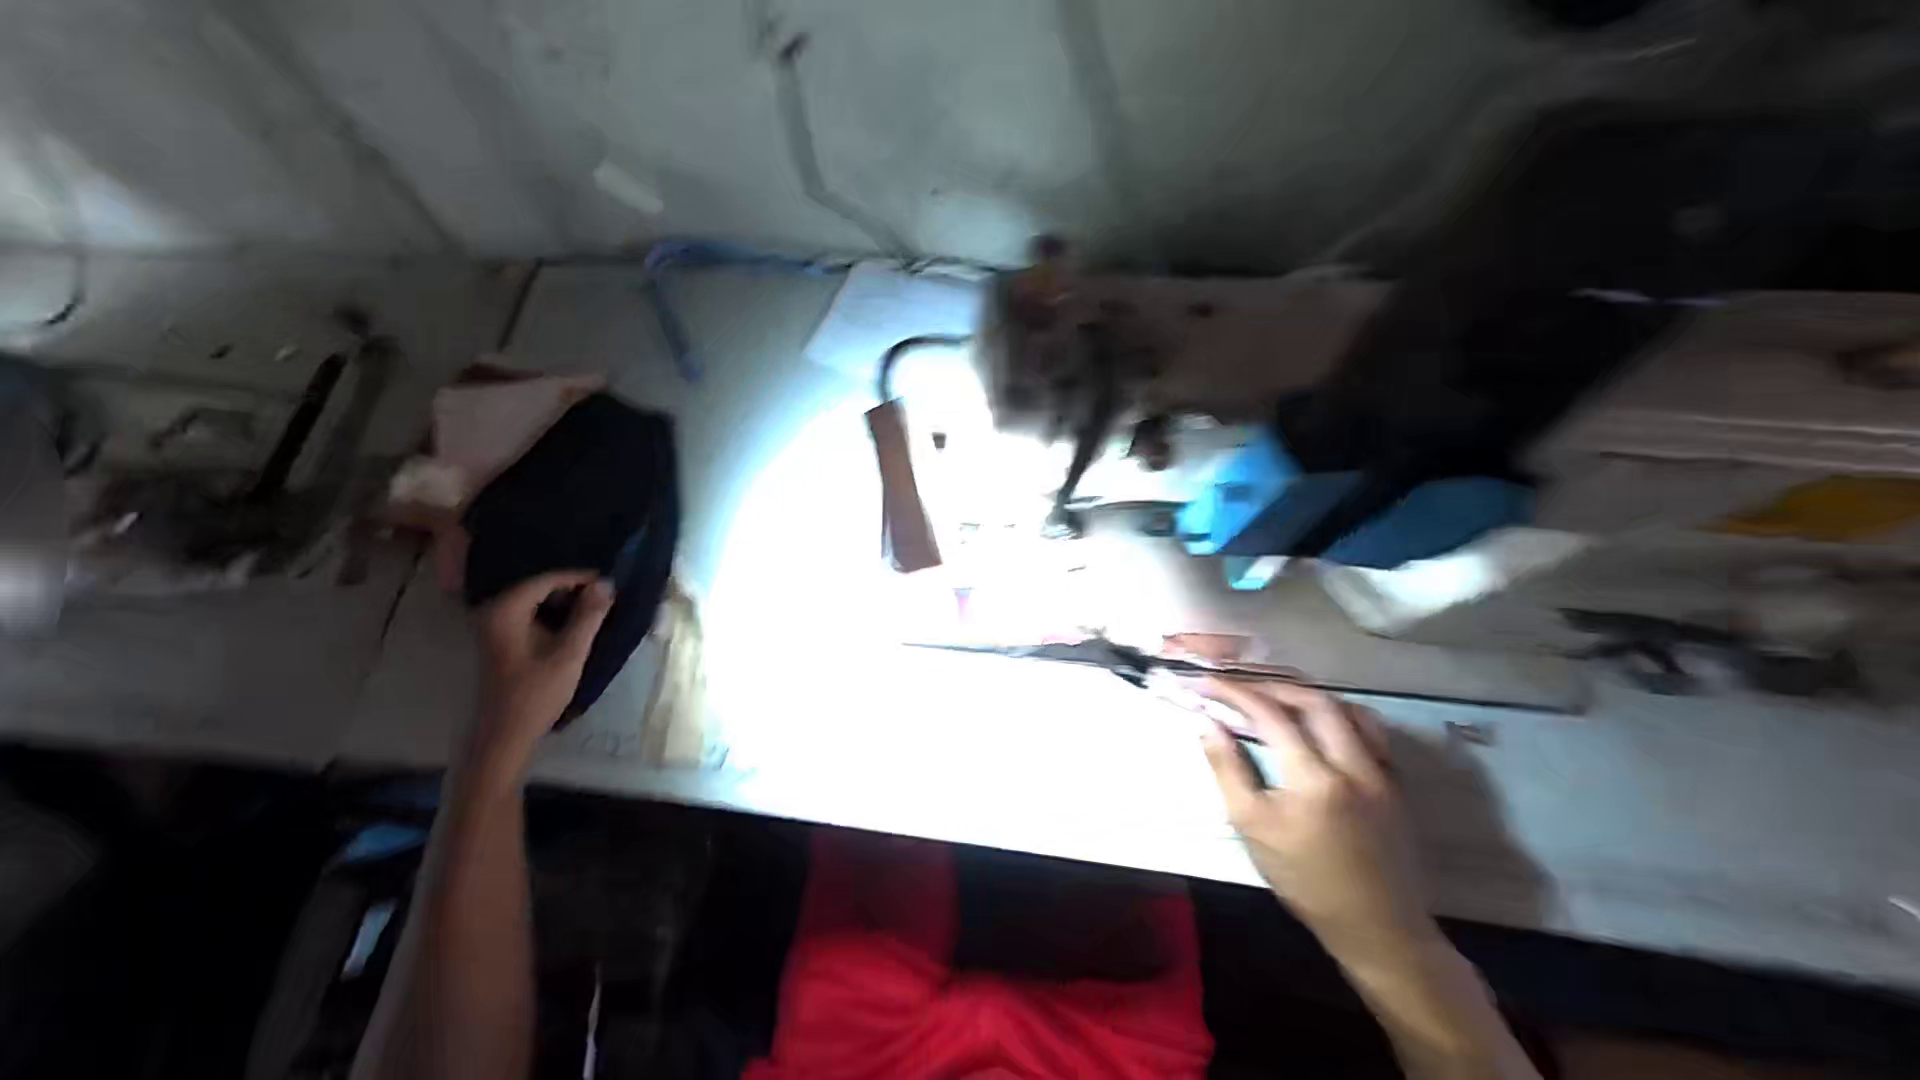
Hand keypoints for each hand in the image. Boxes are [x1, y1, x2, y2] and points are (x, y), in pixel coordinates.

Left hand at [470, 570, 613, 773]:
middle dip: (573, 589)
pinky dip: (554, 616)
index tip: (609, 583)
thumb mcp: (570, 653)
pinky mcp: (501, 641)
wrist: (505, 736)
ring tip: (596, 607)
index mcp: (505, 611)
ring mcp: (494, 627)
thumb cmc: (536, 694)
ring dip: (566, 603)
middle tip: (606, 595)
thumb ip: (589, 616)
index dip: (580, 578)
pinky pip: (531, 615)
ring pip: (536, 602)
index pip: (547, 579)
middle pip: (539, 587)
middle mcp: (494, 612)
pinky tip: (575, 625)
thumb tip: (607, 583)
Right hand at [1199, 679, 1436, 963]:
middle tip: (1241, 687)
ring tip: (1280, 698)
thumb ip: (1227, 768)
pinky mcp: (1397, 784)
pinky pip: (1371, 733)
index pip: (1270, 714)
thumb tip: (1207, 722)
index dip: (1235, 692)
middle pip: (1313, 701)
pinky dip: (1341, 717)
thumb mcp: (1251, 826)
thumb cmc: (1303, 878)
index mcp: (1314, 777)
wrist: (1375, 925)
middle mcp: (1354, 764)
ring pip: (1349, 711)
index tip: (1207, 682)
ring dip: (1310, 697)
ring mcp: (1382, 772)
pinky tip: (1323, 726)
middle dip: (1272, 686)